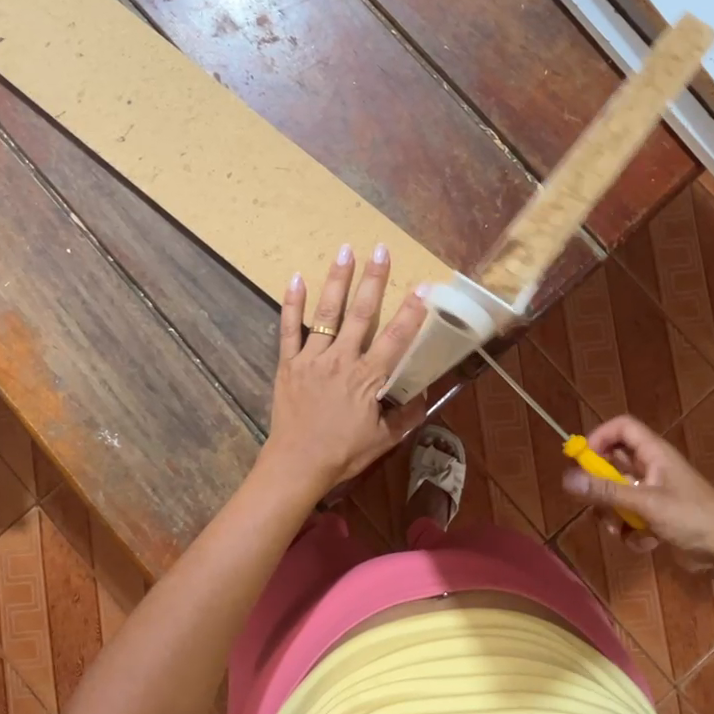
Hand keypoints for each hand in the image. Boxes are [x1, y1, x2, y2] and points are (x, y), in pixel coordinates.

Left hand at [261, 244, 429, 493]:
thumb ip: (407, 413)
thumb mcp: (384, 438)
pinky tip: (296, 278)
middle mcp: (342, 360)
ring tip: (345, 251)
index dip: (412, 312)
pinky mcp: (289, 363)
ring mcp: (312, 358)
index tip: (424, 286)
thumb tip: (424, 391)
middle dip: (373, 279)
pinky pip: (289, 329)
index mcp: (368, 378)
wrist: (297, 464)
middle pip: (361, 313)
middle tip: (381, 249)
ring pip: (327, 313)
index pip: (396, 338)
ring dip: (337, 280)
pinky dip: (292, 303)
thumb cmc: (343, 453)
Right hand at [561, 415, 713, 569]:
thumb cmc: (692, 518)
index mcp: (655, 454)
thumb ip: (606, 491)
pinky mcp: (658, 517)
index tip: (582, 460)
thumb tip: (566, 478)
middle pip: (613, 464)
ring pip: (618, 495)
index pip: (621, 427)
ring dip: (613, 514)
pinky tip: (645, 543)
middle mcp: (653, 469)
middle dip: (601, 486)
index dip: (599, 437)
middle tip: (593, 501)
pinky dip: (632, 532)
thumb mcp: (646, 503)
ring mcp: (655, 494)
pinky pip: (631, 518)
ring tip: (620, 530)